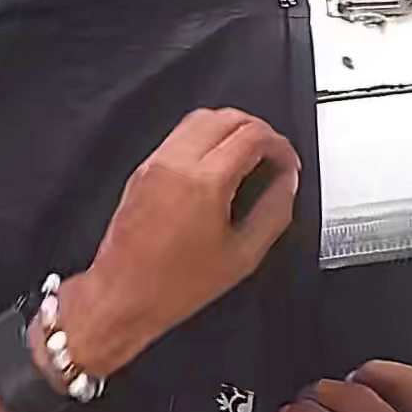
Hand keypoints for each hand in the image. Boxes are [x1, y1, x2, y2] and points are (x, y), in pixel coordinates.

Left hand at [59, 108, 299, 376]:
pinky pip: (179, 134)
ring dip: (230, 128)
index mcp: (203, 182)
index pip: (252, 136)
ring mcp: (155, 163)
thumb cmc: (173, 285)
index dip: (280, 145)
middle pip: (227, 116)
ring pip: (200, 118)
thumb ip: (273, 213)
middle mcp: (176, 163)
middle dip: (258, 129)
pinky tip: (216, 163)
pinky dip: (205, 137)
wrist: (124, 294)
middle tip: (272, 153)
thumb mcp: (242, 256)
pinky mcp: (142, 169)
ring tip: (247, 155)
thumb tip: (286, 184)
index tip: (287, 162)